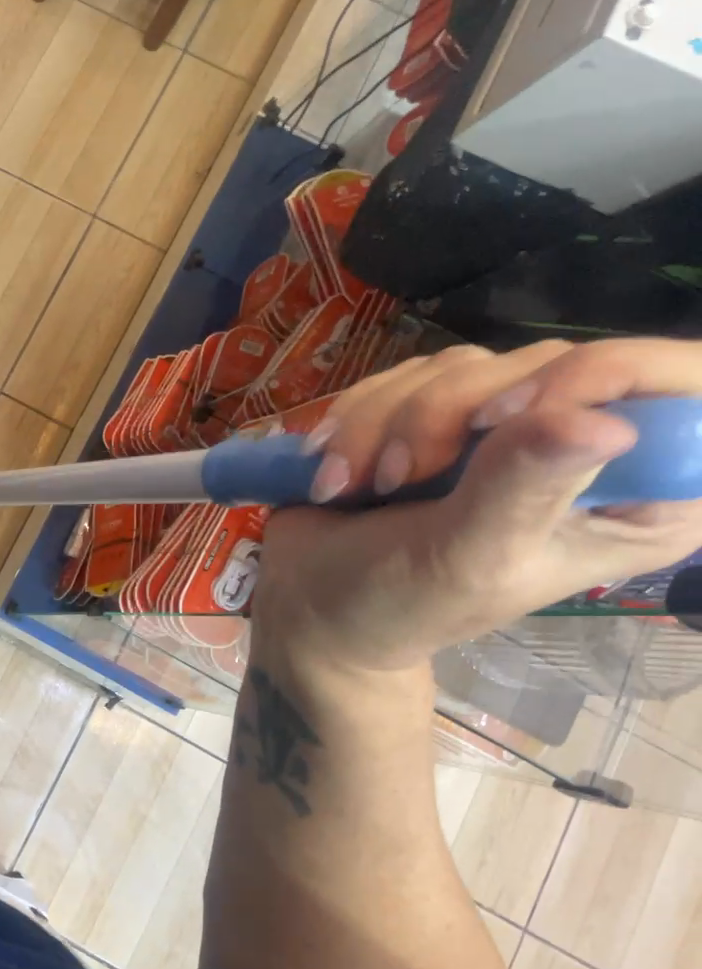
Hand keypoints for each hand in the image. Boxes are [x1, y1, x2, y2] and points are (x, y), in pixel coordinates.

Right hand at [252, 339, 701, 674]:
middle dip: (442, 414)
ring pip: (458, 367)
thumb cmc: (399, 602)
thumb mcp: (466, 558)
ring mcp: (500, 428)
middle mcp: (581, 449)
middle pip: (542, 365)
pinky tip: (333, 467)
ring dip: (380, 423)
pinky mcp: (432, 416)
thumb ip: (521, 489)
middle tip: (396, 478)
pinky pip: (402, 376)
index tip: (500, 418)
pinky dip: (354, 418)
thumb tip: (598, 423)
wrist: (305, 603)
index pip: (681, 389)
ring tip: (351, 486)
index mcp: (637, 497)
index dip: (600, 375)